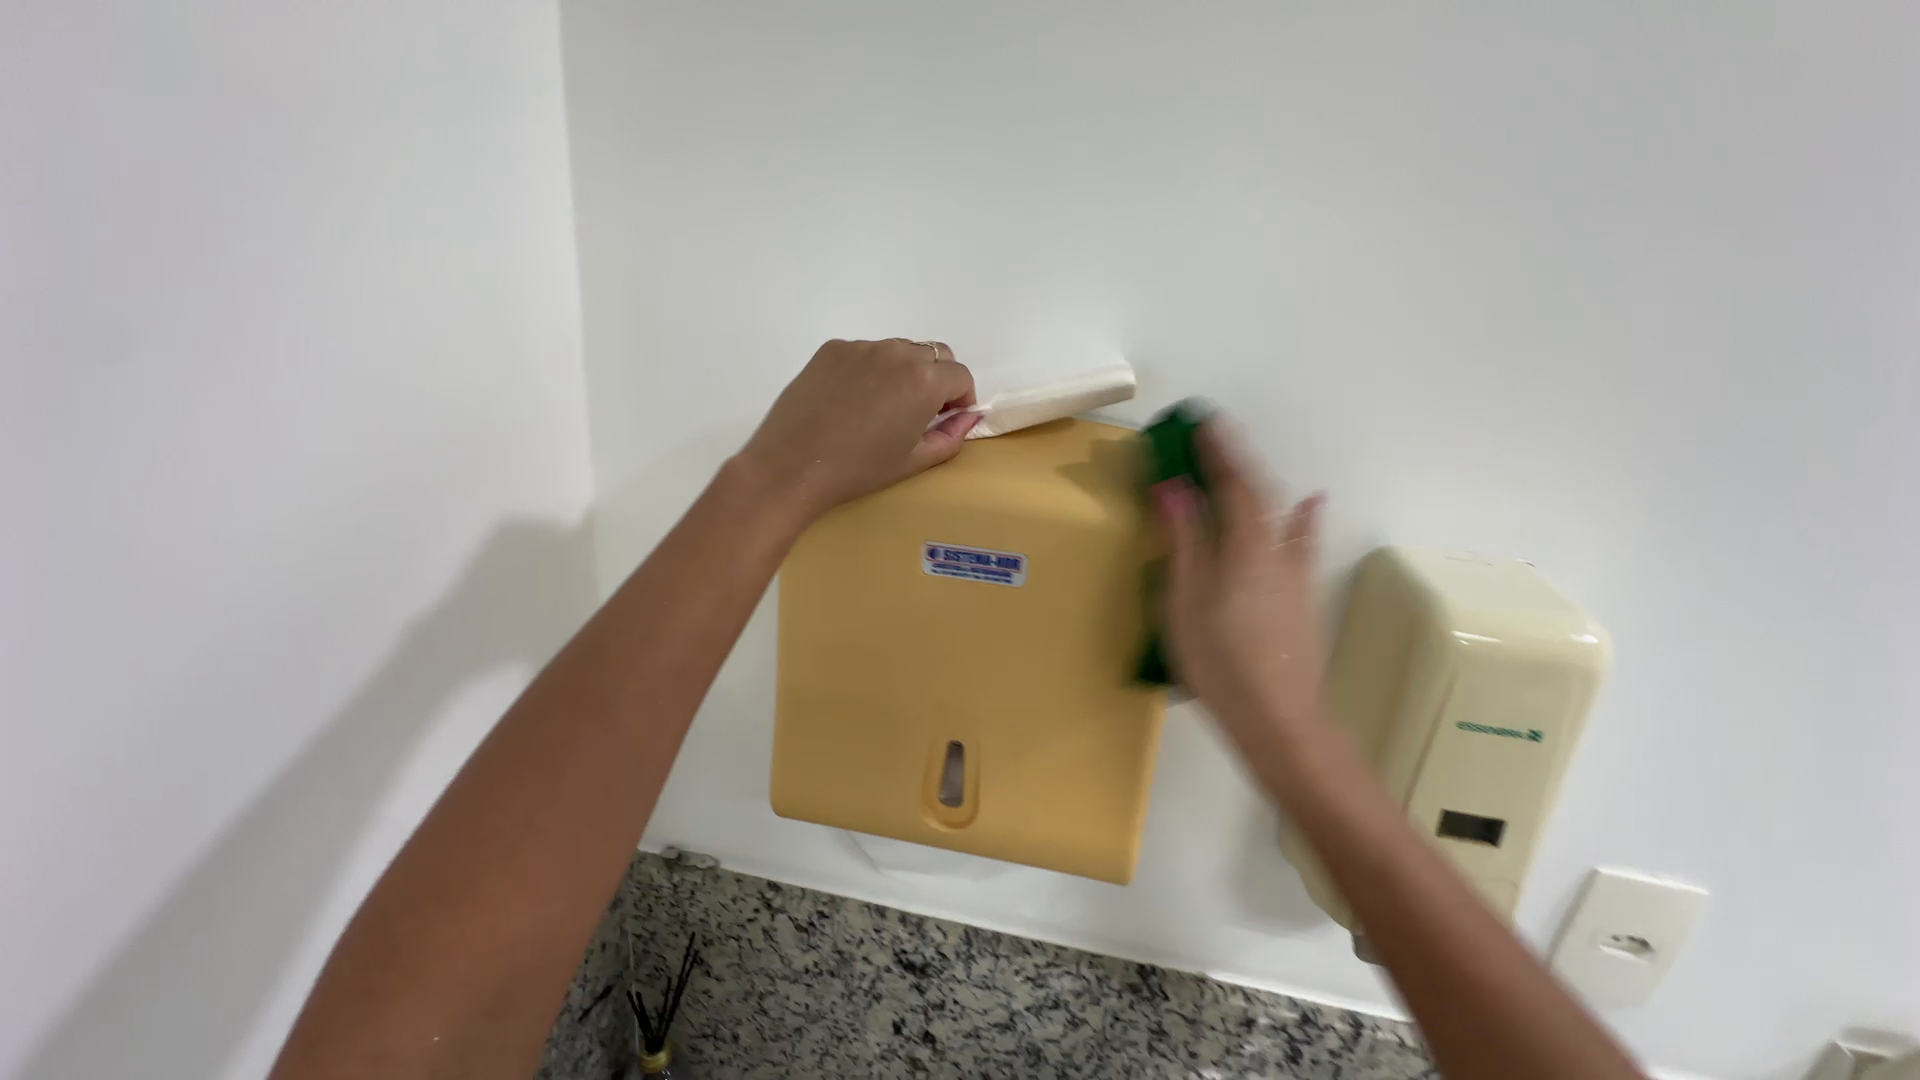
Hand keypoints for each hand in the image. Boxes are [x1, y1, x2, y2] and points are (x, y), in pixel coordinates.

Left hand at [737, 338, 978, 521]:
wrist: (792, 465)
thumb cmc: (859, 469)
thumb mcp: (913, 461)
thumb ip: (949, 436)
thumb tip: (968, 419)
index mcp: (924, 380)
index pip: (959, 375)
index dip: (960, 398)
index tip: (948, 418)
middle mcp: (896, 353)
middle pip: (933, 354)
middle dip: (937, 379)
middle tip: (919, 412)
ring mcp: (861, 347)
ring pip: (898, 351)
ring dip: (903, 372)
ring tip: (881, 407)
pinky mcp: (831, 350)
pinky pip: (865, 353)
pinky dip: (870, 370)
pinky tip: (850, 402)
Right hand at [1154, 419, 1326, 737]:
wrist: (1277, 717)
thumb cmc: (1219, 658)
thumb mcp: (1186, 599)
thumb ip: (1184, 540)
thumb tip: (1174, 488)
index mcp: (1245, 545)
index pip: (1232, 483)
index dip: (1217, 451)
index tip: (1200, 421)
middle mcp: (1277, 549)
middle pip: (1256, 492)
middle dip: (1233, 460)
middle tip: (1208, 436)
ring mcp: (1294, 573)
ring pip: (1277, 514)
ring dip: (1255, 483)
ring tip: (1236, 463)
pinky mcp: (1301, 595)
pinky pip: (1301, 542)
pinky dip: (1302, 518)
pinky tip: (1311, 503)